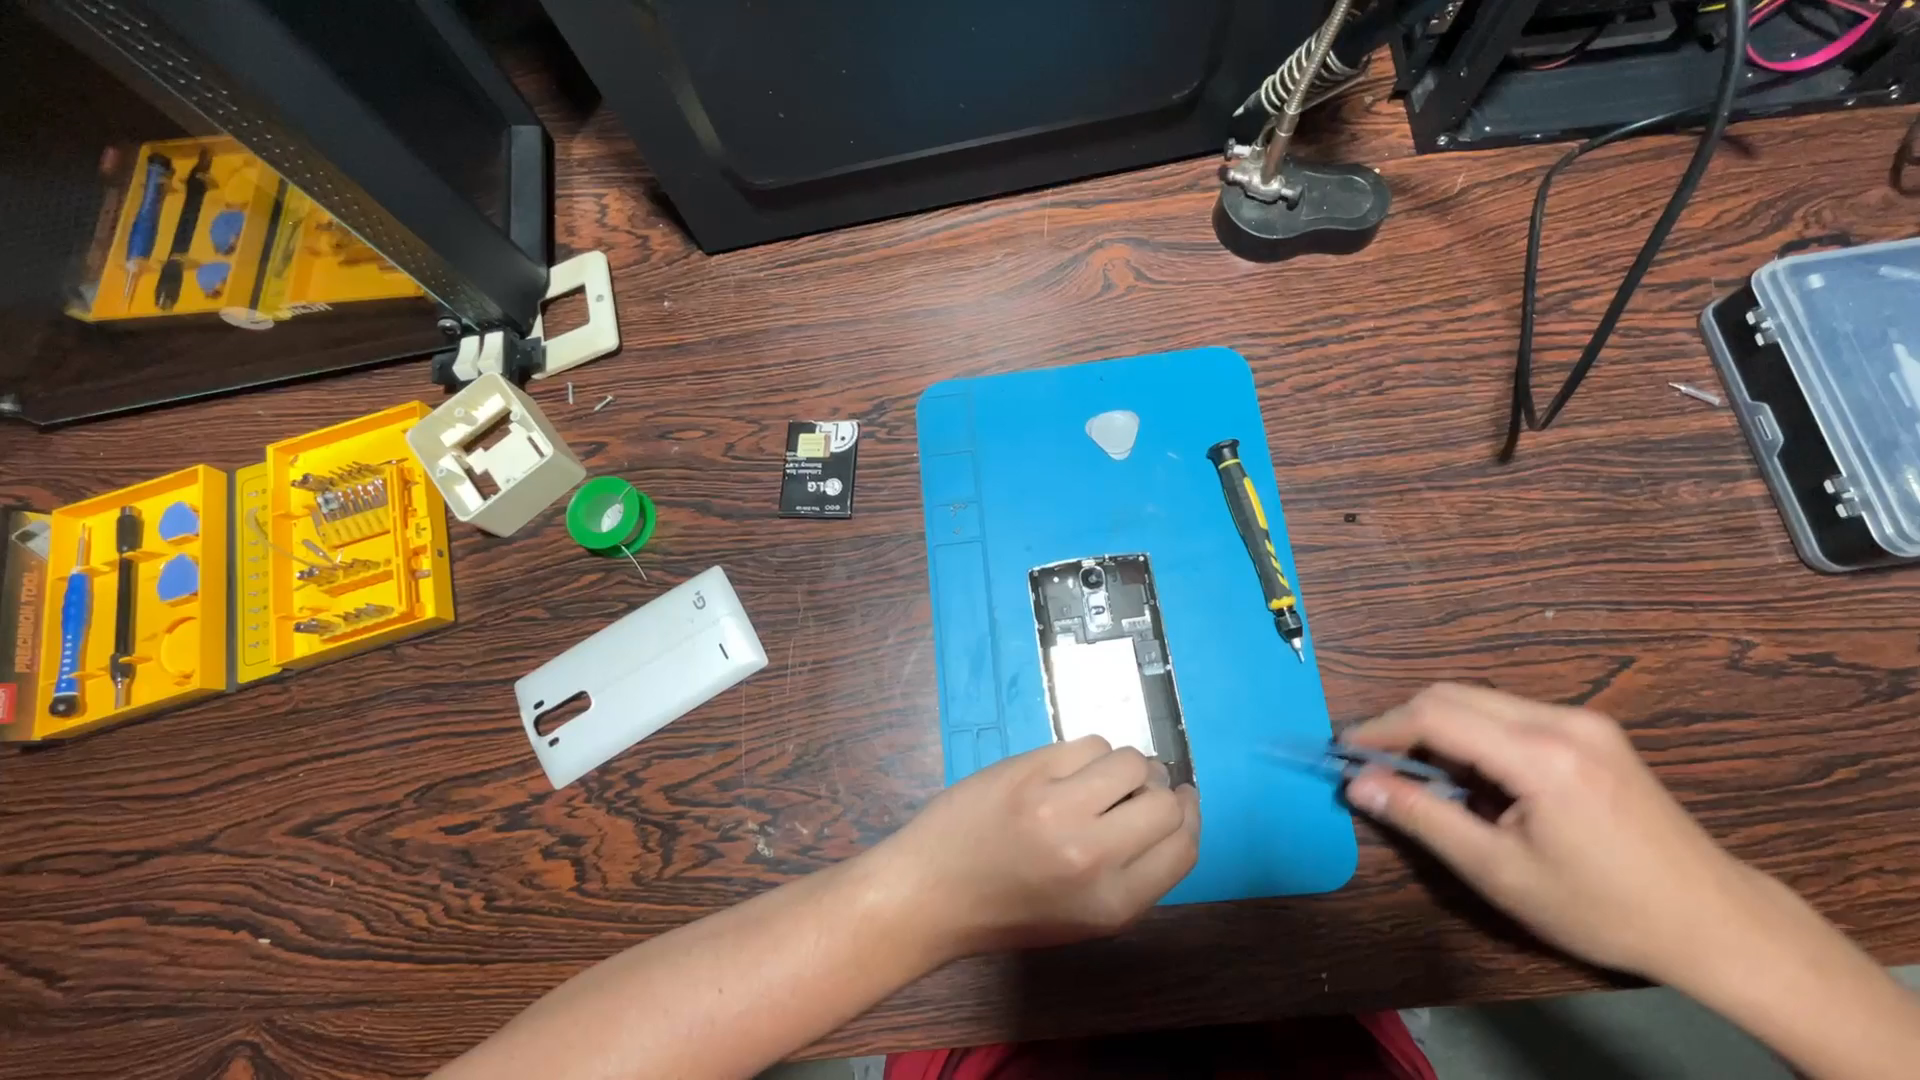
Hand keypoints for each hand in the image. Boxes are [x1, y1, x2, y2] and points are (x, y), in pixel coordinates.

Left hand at [870, 736, 1200, 957]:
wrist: (931, 893)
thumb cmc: (1008, 911)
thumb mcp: (1085, 915)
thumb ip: (1134, 873)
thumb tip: (1170, 808)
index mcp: (1114, 904)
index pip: (1184, 846)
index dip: (1189, 815)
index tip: (1182, 797)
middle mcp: (1094, 855)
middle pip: (1164, 800)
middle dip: (1158, 788)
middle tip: (1134, 788)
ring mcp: (1059, 807)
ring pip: (1129, 760)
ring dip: (1121, 765)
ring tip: (1093, 779)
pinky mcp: (1029, 771)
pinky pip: (1086, 743)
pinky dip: (1085, 753)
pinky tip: (1063, 769)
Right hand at [1342, 683, 1765, 983]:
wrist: (1717, 923)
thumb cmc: (1603, 908)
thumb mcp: (1498, 871)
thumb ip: (1422, 817)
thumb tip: (1357, 782)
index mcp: (1541, 756)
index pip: (1434, 715)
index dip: (1379, 729)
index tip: (1343, 752)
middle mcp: (1562, 721)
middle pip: (1452, 694)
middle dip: (1402, 723)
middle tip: (1372, 763)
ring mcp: (1583, 722)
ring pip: (1478, 699)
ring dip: (1435, 726)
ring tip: (1415, 773)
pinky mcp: (1593, 732)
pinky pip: (1508, 712)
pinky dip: (1469, 732)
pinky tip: (1469, 774)